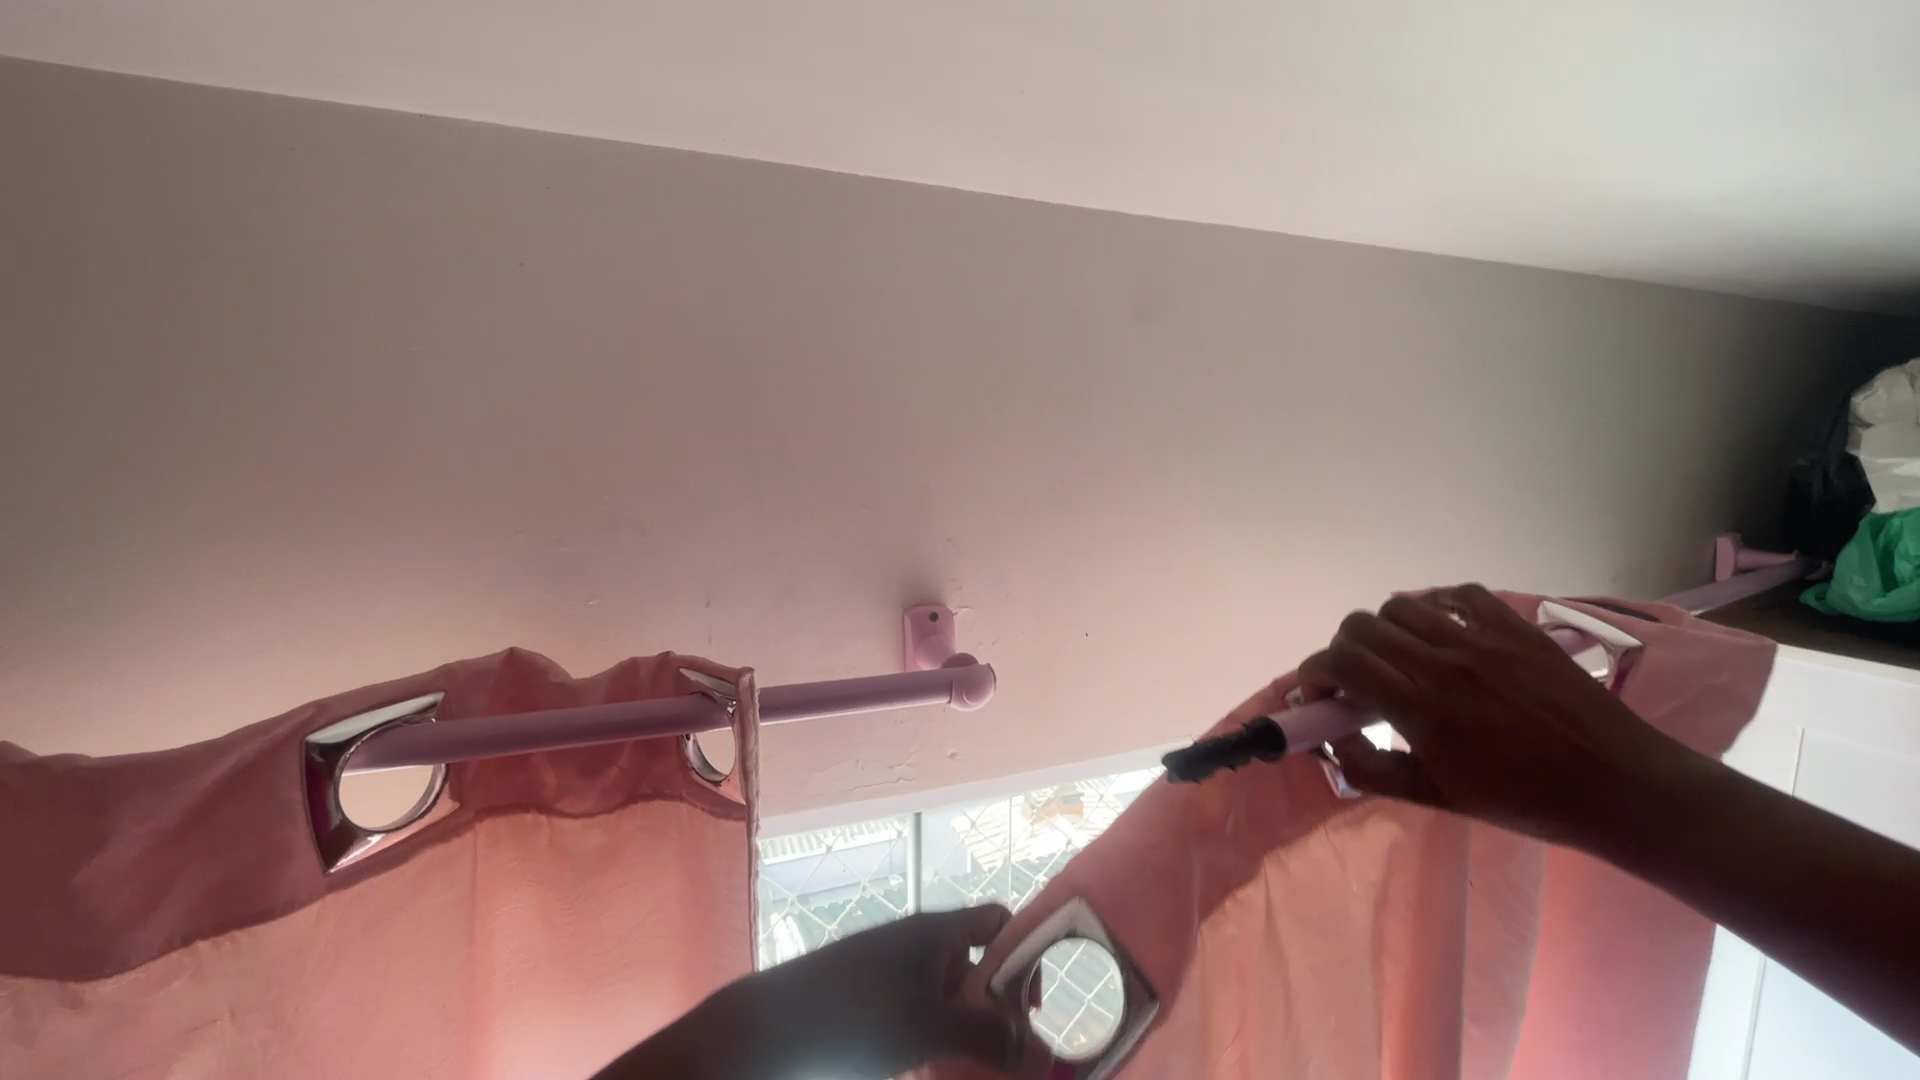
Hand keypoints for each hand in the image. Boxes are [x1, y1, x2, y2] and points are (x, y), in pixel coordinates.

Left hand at [755, 904, 1049, 1078]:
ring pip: (948, 996)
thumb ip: (987, 1039)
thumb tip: (1044, 1053)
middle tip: (1003, 1056)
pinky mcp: (871, 1000)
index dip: (1024, 955)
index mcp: (937, 931)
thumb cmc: (853, 1016)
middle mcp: (918, 944)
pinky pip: (919, 1014)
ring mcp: (892, 971)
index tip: (1031, 1007)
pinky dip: (935, 1041)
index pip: (998, 921)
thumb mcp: (927, 1029)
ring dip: (965, 1032)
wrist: (766, 1030)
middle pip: (976, 964)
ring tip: (971, 1071)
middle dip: (996, 1009)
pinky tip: (931, 1072)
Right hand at [1304, 584, 1703, 852]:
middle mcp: (1445, 665)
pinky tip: (1440, 631)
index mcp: (1423, 710)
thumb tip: (1329, 740)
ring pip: (1401, 606)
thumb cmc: (1523, 801)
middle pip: (1360, 626)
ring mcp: (1483, 641)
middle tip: (1356, 680)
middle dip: (1342, 651)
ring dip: (1384, 630)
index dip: (1315, 674)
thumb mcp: (1435, 798)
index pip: (1340, 663)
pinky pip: (1458, 594)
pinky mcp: (1516, 629)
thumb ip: (1369, 769)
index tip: (1320, 694)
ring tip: (1399, 657)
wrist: (1620, 787)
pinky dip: (1435, 605)